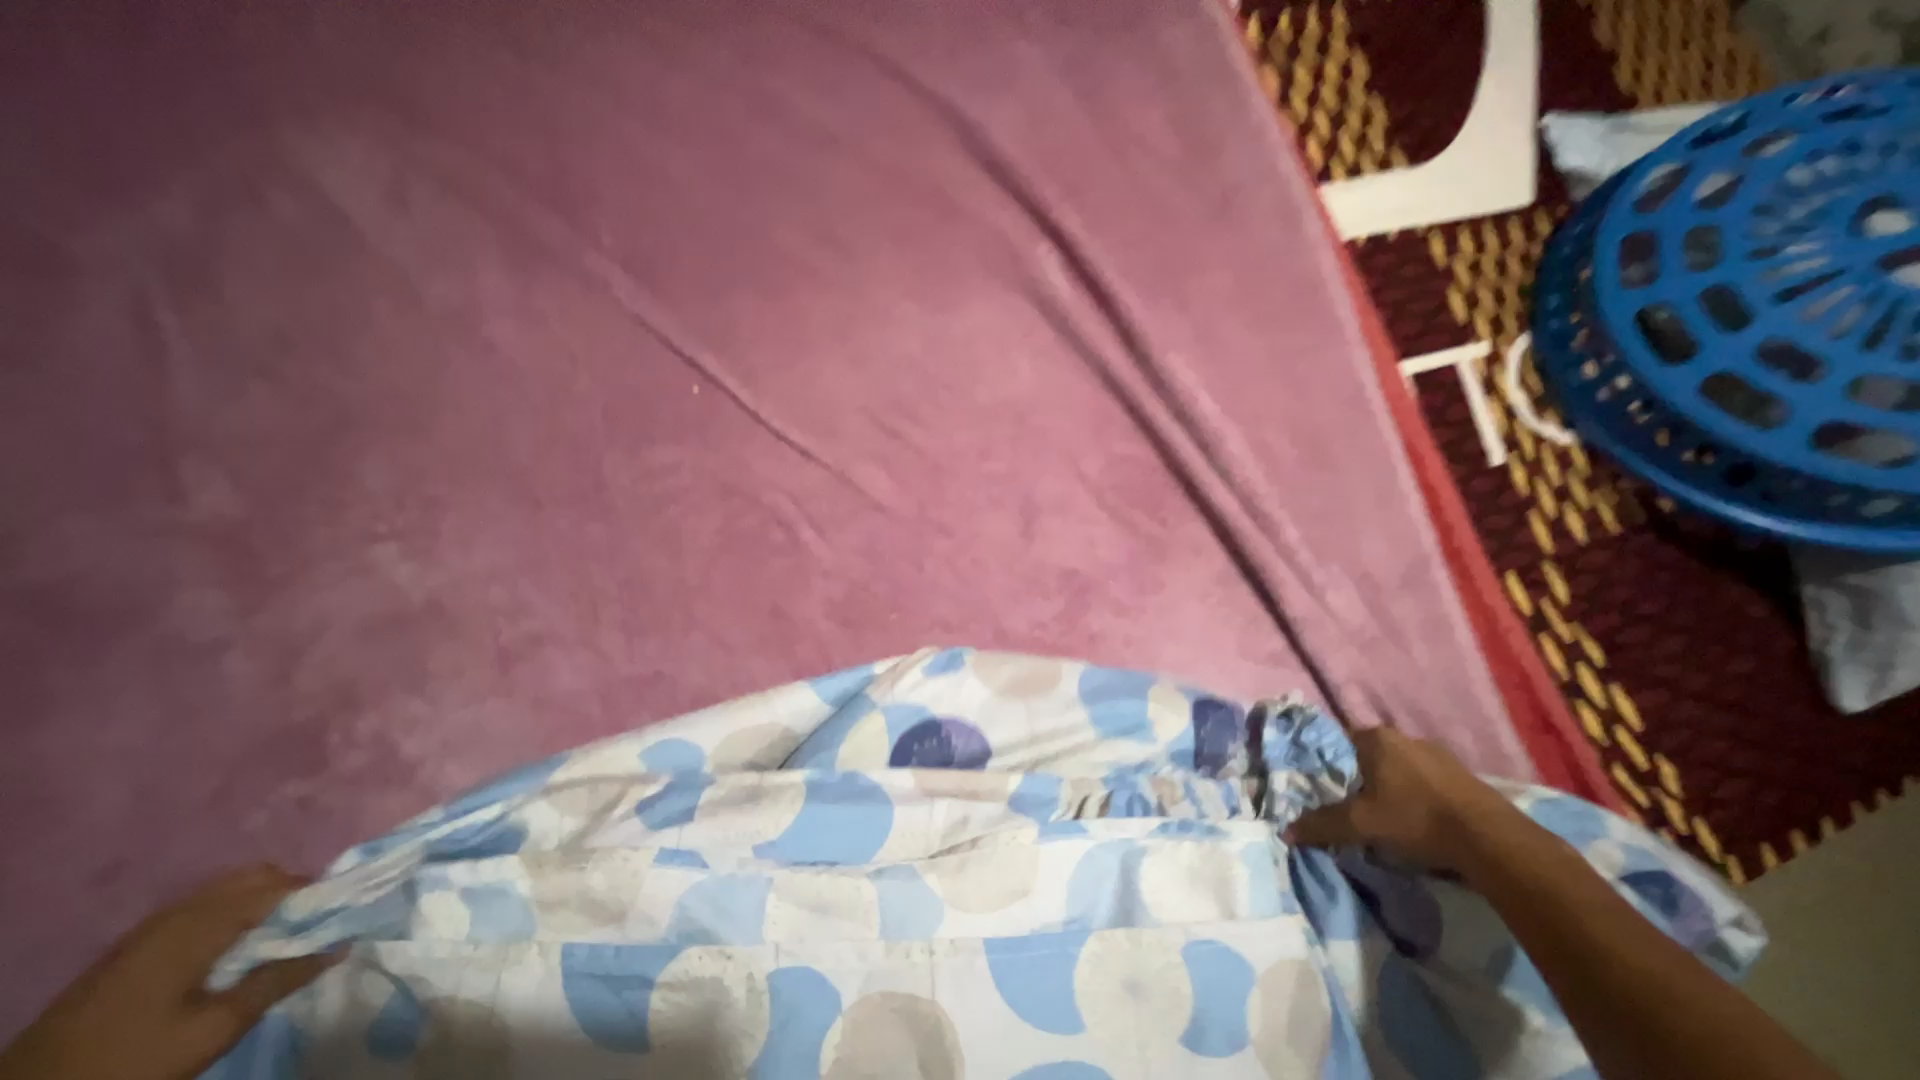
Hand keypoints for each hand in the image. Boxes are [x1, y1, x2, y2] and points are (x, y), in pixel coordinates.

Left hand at [0, 865, 339, 1079]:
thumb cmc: (134, 1057)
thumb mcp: (215, 1027)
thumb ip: (278, 980)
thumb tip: (341, 944)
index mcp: (200, 924)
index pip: (279, 886)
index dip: (321, 893)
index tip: (352, 908)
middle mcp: (178, 911)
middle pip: (253, 876)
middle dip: (293, 892)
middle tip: (318, 926)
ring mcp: (152, 926)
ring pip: (227, 889)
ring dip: (263, 902)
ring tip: (284, 939)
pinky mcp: (136, 945)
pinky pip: (202, 907)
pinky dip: (234, 914)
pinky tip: (237, 950)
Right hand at [1284, 726, 1526, 872]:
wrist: (1489, 838)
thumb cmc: (1415, 818)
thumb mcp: (1360, 824)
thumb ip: (1322, 824)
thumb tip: (1285, 831)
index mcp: (1377, 738)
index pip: (1339, 740)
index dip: (1329, 764)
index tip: (1324, 787)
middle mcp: (1406, 737)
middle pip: (1369, 755)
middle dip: (1359, 778)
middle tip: (1350, 806)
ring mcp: (1438, 755)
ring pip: (1399, 768)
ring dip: (1390, 788)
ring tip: (1383, 818)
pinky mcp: (1461, 776)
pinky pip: (1425, 781)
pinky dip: (1416, 796)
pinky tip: (1416, 821)